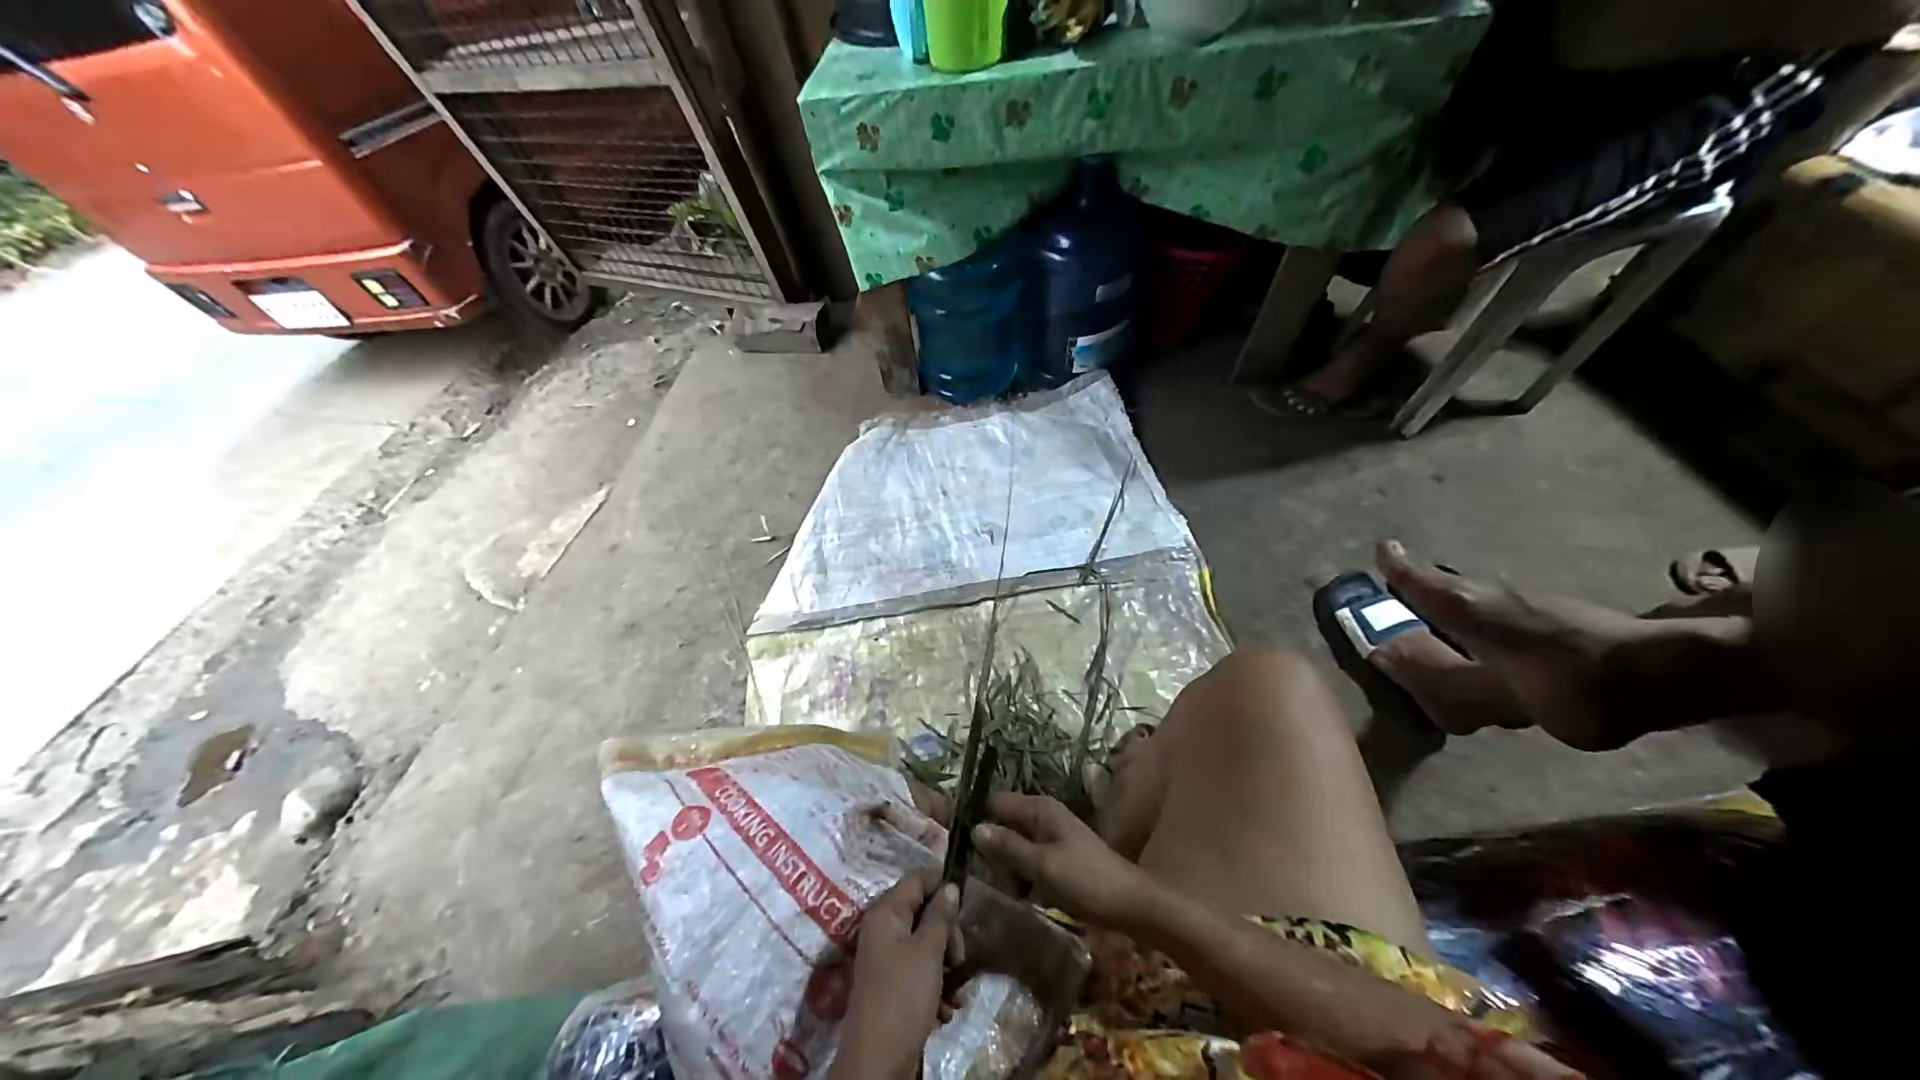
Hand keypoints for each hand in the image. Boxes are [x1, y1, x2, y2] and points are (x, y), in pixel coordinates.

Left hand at [832, 871, 960, 1079]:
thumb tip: (950, 886)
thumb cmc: (903, 996)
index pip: (918, 877)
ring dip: (946, 964)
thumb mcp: (928, 951)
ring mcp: (887, 958)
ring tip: (956, 992)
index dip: (942, 886)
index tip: (963, 910)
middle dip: (948, 932)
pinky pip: (920, 971)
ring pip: (926, 944)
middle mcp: (884, 929)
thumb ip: (940, 916)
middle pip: (924, 911)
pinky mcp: (893, 986)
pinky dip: (937, 986)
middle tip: (959, 957)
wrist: (877, 1062)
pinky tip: (947, 1009)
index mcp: (886, 912)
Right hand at [971, 793, 1161, 929]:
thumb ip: (1007, 847)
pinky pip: (1029, 860)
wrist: (1131, 905)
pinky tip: (1032, 897)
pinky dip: (1025, 877)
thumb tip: (974, 828)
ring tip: (1021, 895)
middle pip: (1002, 827)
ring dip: (1010, 871)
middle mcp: (1043, 815)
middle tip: (1005, 884)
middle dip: (996, 855)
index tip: (965, 851)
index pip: (994, 803)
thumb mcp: (1041, 867)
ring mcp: (1052, 835)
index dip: (978, 822)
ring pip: (1014, 847)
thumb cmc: (1086, 881)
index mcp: (1039, 809)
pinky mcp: (1058, 855)